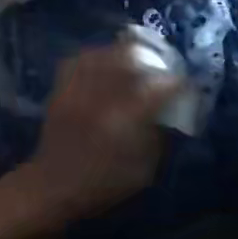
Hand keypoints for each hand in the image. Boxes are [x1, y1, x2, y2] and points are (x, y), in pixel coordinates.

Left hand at [13, 44, 183, 222]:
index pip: (160, 87)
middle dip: (151, 59)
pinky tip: (105, 63)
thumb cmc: (103, 183)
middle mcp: (102, 96)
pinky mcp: (61, 87)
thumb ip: (159, 136)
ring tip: (135, 61)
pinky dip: (97, 57)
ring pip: (105, 53)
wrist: (53, 185)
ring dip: (125, 54)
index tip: (184, 85)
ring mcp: (78, 88)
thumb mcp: (144, 170)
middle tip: (159, 68)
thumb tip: (169, 112)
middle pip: (131, 58)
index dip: (177, 82)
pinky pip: (81, 58)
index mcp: (126, 119)